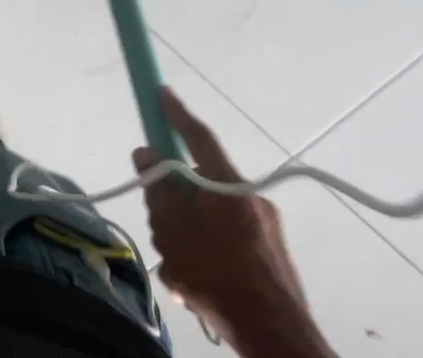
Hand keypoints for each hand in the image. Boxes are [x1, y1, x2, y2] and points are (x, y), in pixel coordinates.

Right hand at [136, 88, 333, 357]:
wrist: (274, 335)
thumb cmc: (216, 273)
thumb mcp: (171, 226)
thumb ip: (158, 187)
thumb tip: (149, 155)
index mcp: (229, 188)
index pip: (198, 138)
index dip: (175, 113)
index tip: (159, 89)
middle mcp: (251, 201)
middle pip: (196, 185)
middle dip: (171, 202)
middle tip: (160, 227)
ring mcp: (264, 229)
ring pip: (206, 215)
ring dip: (184, 233)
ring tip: (178, 264)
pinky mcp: (268, 255)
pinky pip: (222, 239)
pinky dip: (202, 251)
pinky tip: (193, 278)